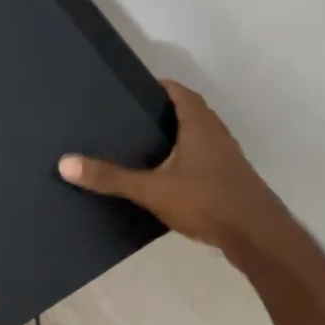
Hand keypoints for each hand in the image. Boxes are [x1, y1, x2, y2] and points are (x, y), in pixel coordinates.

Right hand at [58, 80, 294, 256]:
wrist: (258, 237)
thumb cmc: (207, 202)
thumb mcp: (152, 190)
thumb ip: (110, 178)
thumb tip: (65, 163)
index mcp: (199, 128)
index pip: (182, 94)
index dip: (161, 87)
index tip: (136, 89)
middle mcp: (217, 137)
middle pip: (192, 113)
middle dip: (165, 111)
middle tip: (132, 116)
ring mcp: (227, 160)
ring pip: (200, 136)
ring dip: (177, 135)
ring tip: (145, 143)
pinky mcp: (231, 181)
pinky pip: (205, 158)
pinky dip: (186, 157)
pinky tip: (166, 175)